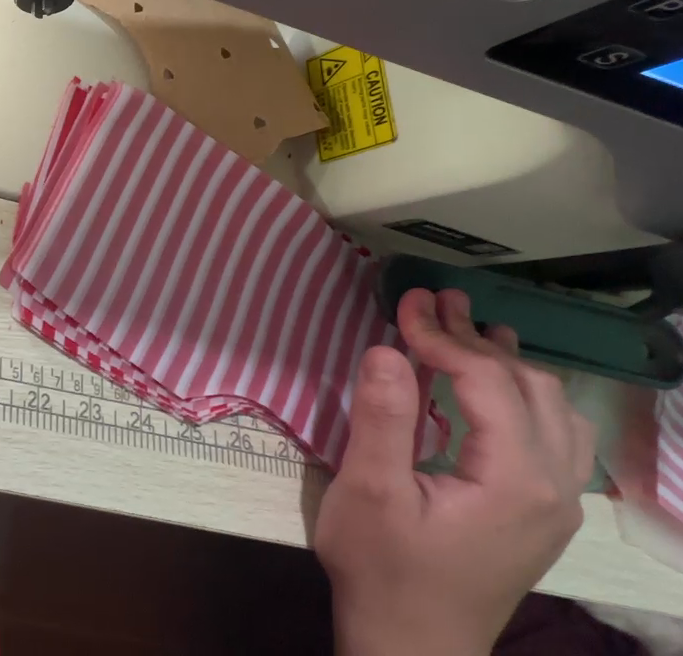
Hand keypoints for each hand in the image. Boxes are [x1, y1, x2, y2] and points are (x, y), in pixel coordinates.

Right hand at [315, 288, 594, 655]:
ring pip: (552, 408)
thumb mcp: (368, 488)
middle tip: (427, 301)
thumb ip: (383, 417)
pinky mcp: (542, 509)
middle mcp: (552, 484)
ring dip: (505, 361)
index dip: (442, 336)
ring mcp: (556, 499)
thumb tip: (386, 350)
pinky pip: (553, 433)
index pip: (486, 381)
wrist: (415, 636)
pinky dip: (522, 394)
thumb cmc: (382, 562)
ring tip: (464, 325)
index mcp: (511, 477)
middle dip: (474, 338)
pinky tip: (494, 385)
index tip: (400, 302)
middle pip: (527, 387)